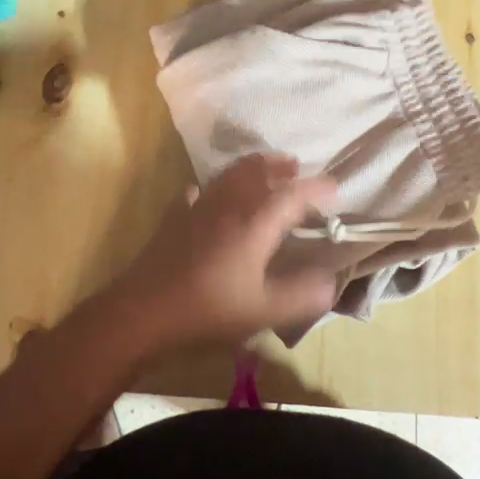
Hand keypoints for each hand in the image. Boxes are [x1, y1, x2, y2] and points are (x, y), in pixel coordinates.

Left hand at [101, 153, 339, 350]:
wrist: (143, 312)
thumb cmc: (209, 311)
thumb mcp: (264, 311)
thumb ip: (302, 294)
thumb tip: (330, 279)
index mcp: (255, 222)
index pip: (293, 194)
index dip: (317, 189)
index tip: (335, 189)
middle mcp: (229, 205)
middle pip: (258, 171)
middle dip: (280, 166)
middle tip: (297, 167)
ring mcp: (198, 207)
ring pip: (229, 175)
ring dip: (251, 169)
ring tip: (264, 172)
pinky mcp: (175, 217)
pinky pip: (198, 192)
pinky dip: (213, 188)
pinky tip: (209, 196)